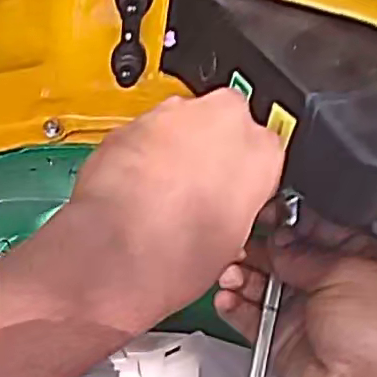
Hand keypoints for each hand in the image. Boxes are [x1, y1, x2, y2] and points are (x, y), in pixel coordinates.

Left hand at [34, 90, 283, 332]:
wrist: (114, 260)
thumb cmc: (171, 260)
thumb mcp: (229, 247)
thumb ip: (236, 213)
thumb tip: (223, 219)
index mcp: (262, 152)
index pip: (262, 156)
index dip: (241, 183)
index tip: (228, 200)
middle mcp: (222, 119)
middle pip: (220, 130)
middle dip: (206, 159)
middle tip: (189, 200)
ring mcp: (172, 116)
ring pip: (178, 128)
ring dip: (169, 157)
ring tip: (156, 204)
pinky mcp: (128, 125)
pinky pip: (139, 139)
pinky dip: (135, 161)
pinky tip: (130, 197)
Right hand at [213, 212, 376, 376]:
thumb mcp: (347, 271)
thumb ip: (307, 254)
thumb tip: (280, 240)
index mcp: (357, 256)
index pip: (316, 227)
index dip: (290, 219)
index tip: (266, 212)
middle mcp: (327, 282)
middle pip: (283, 256)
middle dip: (259, 247)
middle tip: (240, 242)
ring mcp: (301, 311)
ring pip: (261, 285)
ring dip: (242, 275)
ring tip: (230, 272)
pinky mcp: (277, 337)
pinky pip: (248, 316)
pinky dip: (235, 306)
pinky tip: (228, 296)